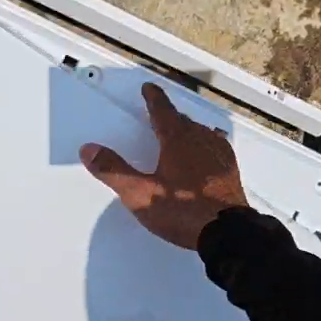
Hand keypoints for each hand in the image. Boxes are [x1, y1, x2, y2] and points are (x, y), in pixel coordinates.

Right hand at [80, 82, 248, 249]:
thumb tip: (90, 150)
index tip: (149, 89)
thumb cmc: (183, 210)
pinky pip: (216, 149)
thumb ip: (113, 171)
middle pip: (183, 122)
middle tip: (161, 114)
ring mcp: (219, 155)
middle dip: (171, 117)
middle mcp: (202, 140)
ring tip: (181, 134)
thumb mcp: (139, 193)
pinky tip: (206, 156)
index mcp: (178, 140)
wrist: (226, 232)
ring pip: (202, 133)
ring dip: (190, 131)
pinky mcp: (230, 172)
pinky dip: (206, 146)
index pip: (163, 111)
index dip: (154, 99)